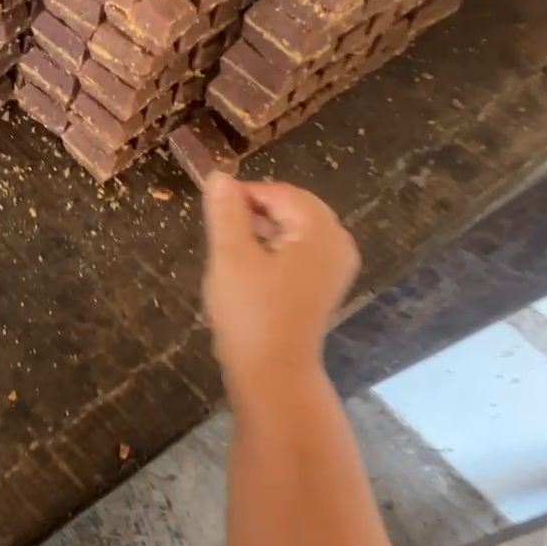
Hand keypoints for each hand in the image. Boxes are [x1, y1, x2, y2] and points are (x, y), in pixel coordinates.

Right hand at [200, 174, 358, 392]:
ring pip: (294, 233)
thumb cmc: (249, 310)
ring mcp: (334, 268)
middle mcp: (337, 243)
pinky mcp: (322, 288)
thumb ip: (225, 214)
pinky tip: (246, 270)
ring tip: (226, 249)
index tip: (209, 203)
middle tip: (215, 227)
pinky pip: (298, 255)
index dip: (244, 193)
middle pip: (292, 210)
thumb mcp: (230, 257)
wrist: (271, 368)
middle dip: (253, 212)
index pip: (281, 193)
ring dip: (260, 233)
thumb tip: (219, 177)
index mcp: (320, 230)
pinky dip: (272, 252)